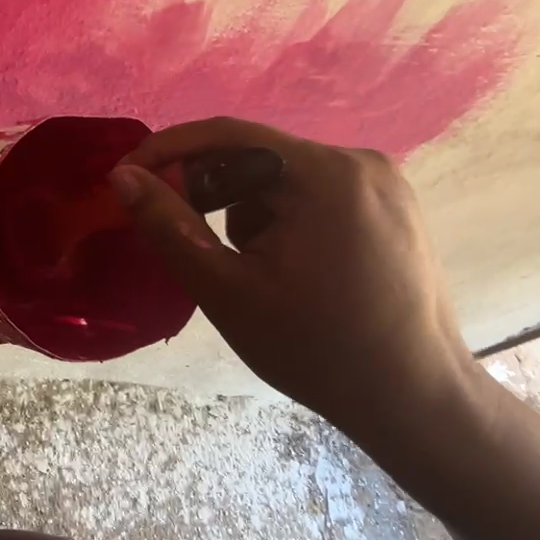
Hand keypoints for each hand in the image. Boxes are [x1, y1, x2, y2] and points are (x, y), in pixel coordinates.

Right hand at [108, 118, 475, 439]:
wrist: (417, 403)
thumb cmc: (318, 350)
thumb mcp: (226, 290)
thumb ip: (169, 226)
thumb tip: (122, 176)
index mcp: (327, 174)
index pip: (229, 136)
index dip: (169, 149)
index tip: (126, 176)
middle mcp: (361, 162)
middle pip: (257, 157)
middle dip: (211, 193)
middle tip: (185, 240)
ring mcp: (383, 182)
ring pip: (281, 177)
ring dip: (247, 211)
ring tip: (249, 270)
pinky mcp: (392, 205)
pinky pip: (313, 191)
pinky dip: (282, 217)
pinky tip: (287, 266)